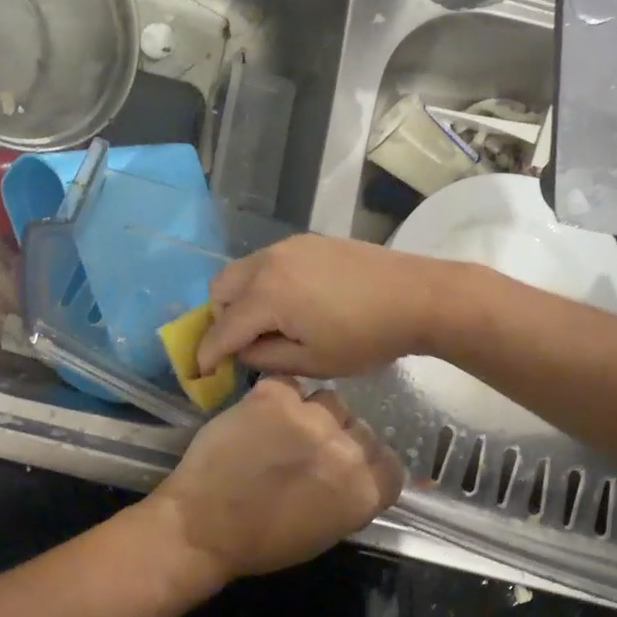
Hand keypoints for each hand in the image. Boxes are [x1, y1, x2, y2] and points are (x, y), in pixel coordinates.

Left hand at [146, 377, 404, 581]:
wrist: (204, 526)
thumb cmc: (262, 541)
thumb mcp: (326, 529)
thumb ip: (350, 495)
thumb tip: (355, 471)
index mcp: (365, 492)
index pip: (389, 462)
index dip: (366, 460)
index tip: (344, 463)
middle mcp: (347, 451)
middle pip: (359, 425)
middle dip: (339, 434)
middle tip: (307, 446)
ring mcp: (310, 418)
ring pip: (327, 399)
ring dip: (311, 411)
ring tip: (282, 429)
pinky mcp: (273, 396)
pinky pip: (287, 383)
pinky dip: (276, 396)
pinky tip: (258, 415)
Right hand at [196, 235, 457, 378]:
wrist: (418, 296)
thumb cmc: (366, 337)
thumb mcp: (314, 362)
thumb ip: (266, 359)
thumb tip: (242, 352)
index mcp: (266, 295)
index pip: (222, 328)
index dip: (207, 354)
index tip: (199, 374)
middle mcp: (266, 263)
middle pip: (219, 289)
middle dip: (220, 319)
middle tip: (240, 346)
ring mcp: (285, 247)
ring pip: (240, 271)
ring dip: (239, 299)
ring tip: (265, 325)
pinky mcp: (305, 242)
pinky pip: (265, 262)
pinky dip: (261, 283)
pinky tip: (289, 304)